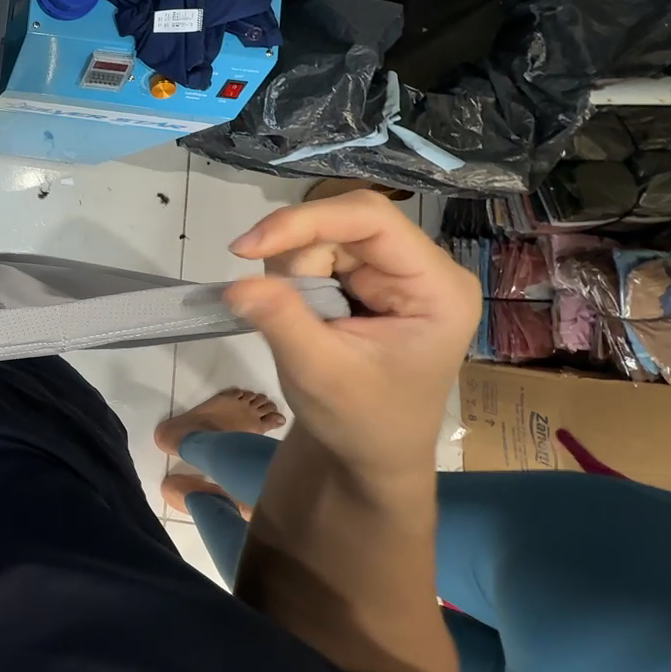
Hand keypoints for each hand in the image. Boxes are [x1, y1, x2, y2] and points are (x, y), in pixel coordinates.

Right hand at [224, 191, 478, 477]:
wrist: (366, 451)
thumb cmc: (360, 420)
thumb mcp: (319, 374)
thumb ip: (282, 322)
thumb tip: (236, 285)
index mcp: (435, 287)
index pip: (369, 219)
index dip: (304, 221)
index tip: (245, 249)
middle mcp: (418, 268)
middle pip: (338, 222)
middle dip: (292, 254)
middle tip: (270, 298)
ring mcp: (391, 272)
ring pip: (318, 235)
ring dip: (287, 269)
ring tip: (296, 320)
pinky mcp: (364, 279)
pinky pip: (312, 252)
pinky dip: (288, 276)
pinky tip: (298, 313)